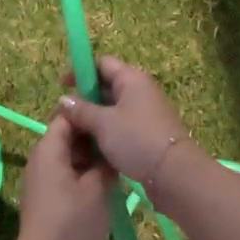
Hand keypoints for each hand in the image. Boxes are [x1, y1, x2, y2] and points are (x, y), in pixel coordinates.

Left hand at [15, 115, 117, 239]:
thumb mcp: (98, 189)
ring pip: (68, 156)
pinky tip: (104, 186)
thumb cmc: (73, 222)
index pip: (67, 115)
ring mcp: (41, 177)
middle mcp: (41, 156)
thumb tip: (111, 152)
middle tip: (120, 143)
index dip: (88, 112)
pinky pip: (66, 174)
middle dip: (92, 138)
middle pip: (67, 135)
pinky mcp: (46, 196)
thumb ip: (106, 164)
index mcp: (49, 147)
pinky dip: (83, 174)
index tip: (113, 116)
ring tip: (117, 164)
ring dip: (90, 159)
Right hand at [57, 56, 191, 180]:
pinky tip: (96, 146)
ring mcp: (147, 113)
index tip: (63, 86)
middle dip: (85, 98)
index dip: (81, 71)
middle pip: (107, 86)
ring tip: (78, 133)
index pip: (101, 63)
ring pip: (114, 108)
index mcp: (131, 78)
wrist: (176, 176)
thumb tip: (63, 100)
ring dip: (95, 118)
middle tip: (67, 115)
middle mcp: (141, 90)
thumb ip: (81, 110)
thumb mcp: (103, 123)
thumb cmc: (137, 139)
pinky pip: (123, 125)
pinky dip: (108, 132)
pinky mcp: (150, 133)